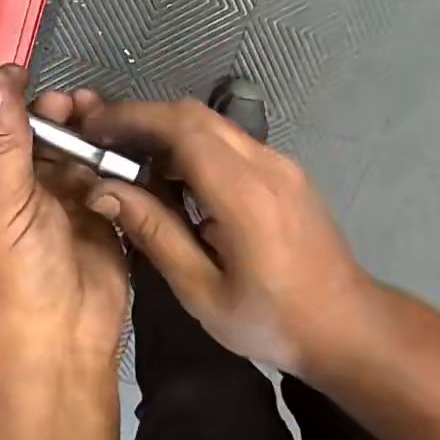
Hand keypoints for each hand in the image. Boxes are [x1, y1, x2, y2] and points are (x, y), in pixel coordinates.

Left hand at [0, 66, 128, 382]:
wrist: (63, 346)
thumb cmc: (14, 279)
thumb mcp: (2, 202)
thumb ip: (3, 138)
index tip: (16, 72)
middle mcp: (11, 190)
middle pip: (25, 133)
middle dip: (42, 111)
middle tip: (64, 100)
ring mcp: (54, 201)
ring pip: (63, 149)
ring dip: (75, 128)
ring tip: (90, 110)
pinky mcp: (92, 210)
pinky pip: (95, 171)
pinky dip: (102, 153)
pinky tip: (111, 138)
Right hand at [76, 99, 374, 374]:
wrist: (348, 324)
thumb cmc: (272, 320)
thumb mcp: (202, 290)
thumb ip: (154, 233)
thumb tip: (103, 190)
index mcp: (243, 194)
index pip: (181, 129)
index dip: (132, 118)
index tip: (92, 126)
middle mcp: (264, 163)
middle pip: (194, 115)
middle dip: (142, 118)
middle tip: (100, 138)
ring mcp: (279, 162)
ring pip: (211, 124)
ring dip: (165, 130)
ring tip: (127, 158)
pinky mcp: (284, 170)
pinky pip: (228, 141)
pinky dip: (190, 145)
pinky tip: (171, 177)